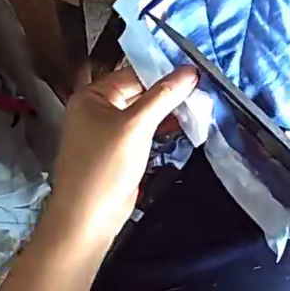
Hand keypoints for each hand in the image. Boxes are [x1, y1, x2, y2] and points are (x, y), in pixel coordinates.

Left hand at [37, 65, 197, 252]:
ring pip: (143, 113)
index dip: (163, 73)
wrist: (87, 219)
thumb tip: (189, 71)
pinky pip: (142, 132)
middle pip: (138, 92)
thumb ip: (163, 96)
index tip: (195, 72)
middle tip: (201, 90)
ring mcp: (107, 132)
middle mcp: (96, 110)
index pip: (132, 74)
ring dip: (167, 111)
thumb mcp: (136, 126)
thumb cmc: (104, 168)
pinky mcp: (118, 152)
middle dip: (167, 93)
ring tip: (198, 106)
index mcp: (91, 96)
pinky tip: (182, 126)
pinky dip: (160, 129)